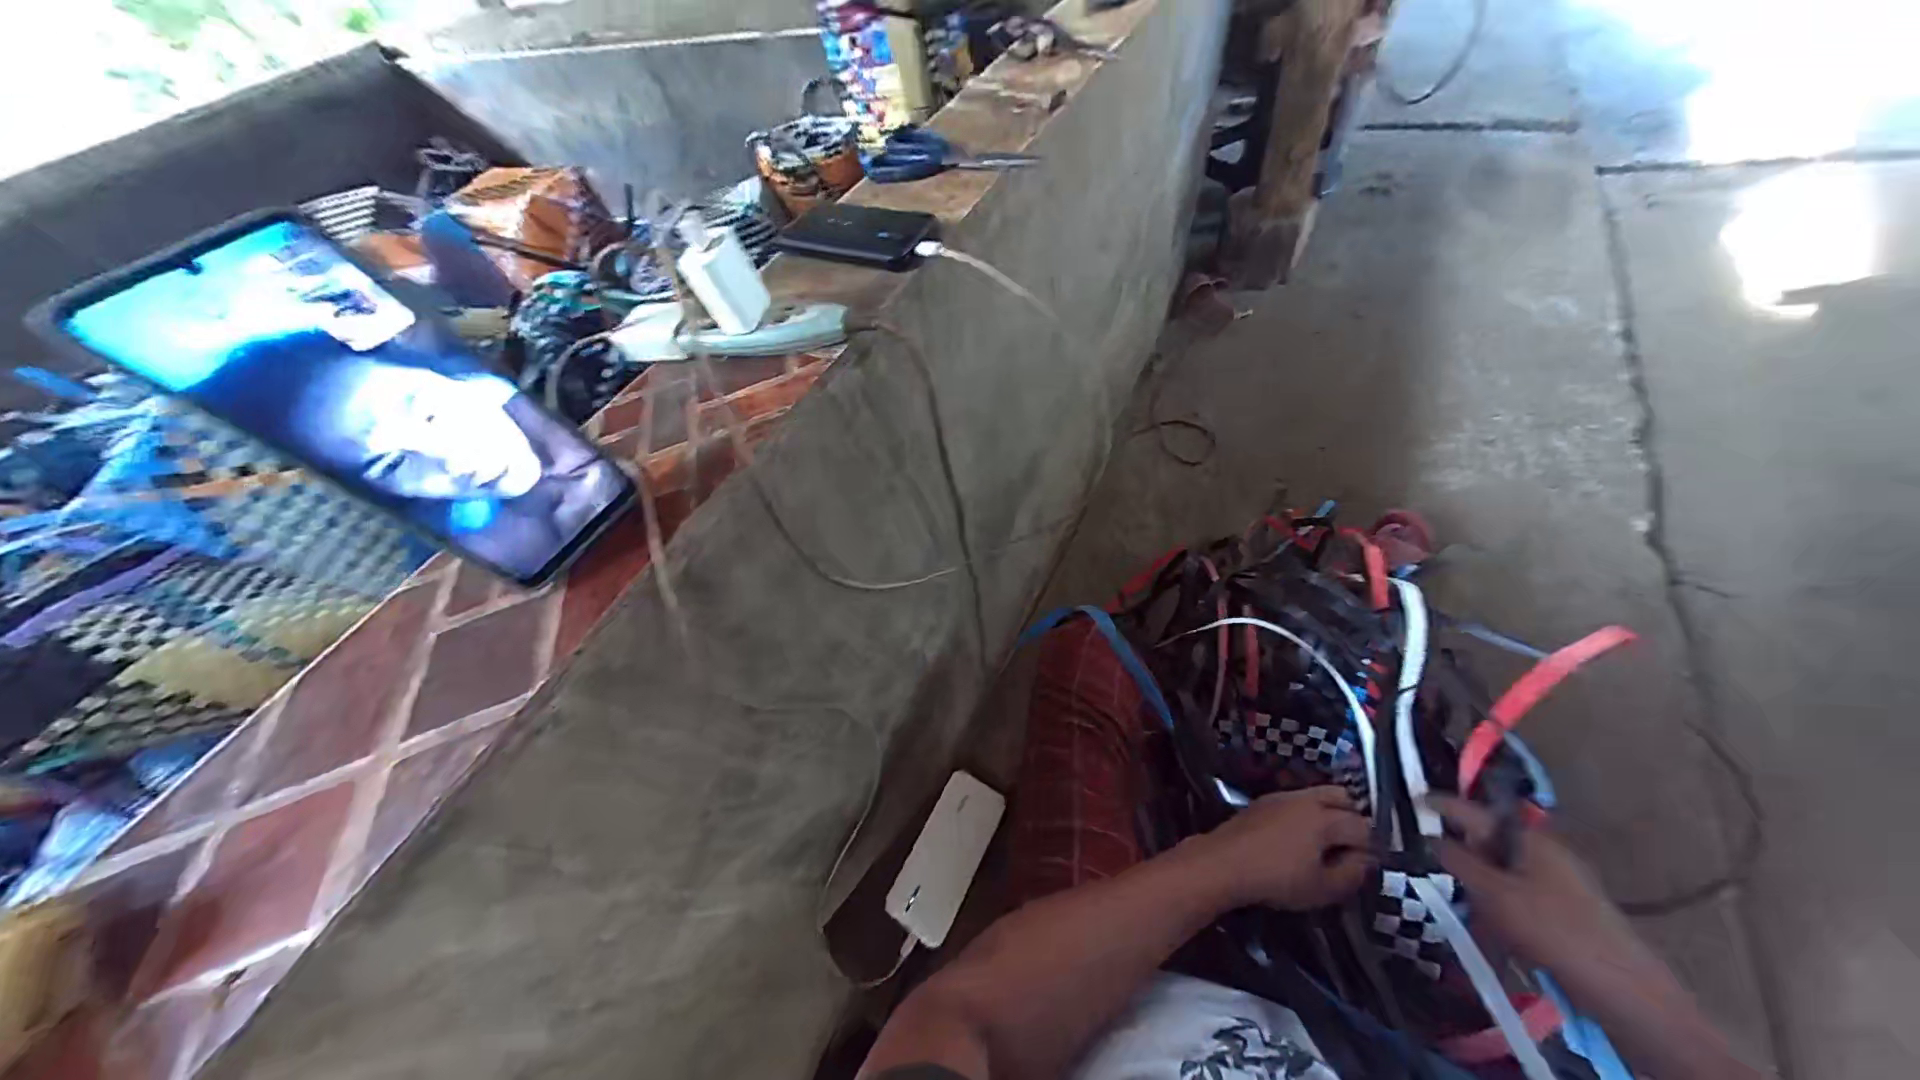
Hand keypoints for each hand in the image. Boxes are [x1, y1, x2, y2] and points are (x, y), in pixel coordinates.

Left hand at [1185, 787, 1373, 910]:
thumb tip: (1364, 859)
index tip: (1364, 867)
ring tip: (1327, 842)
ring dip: (1330, 812)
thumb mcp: (1323, 888)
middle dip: (1354, 818)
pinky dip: (1307, 812)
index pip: (1362, 826)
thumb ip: (1352, 873)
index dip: (1370, 848)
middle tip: (1351, 847)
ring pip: (1317, 794)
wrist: (1223, 862)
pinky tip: (1299, 835)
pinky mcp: (1262, 801)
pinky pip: (1295, 799)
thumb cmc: (1277, 879)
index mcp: (1324, 818)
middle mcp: (1304, 799)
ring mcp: (1280, 796)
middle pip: (1342, 797)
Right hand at [1430, 795, 1648, 974]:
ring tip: (1458, 894)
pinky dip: (1497, 897)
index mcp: (1528, 837)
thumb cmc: (1551, 929)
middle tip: (1428, 855)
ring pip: (1501, 866)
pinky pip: (1517, 890)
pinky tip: (1489, 919)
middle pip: (1488, 838)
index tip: (1411, 800)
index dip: (1439, 804)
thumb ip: (1456, 860)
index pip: (1472, 810)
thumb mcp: (1492, 891)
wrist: (1624, 989)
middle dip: (1459, 845)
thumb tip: (1431, 837)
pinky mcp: (1564, 908)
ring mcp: (1558, 880)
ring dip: (1477, 877)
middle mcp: (1544, 851)